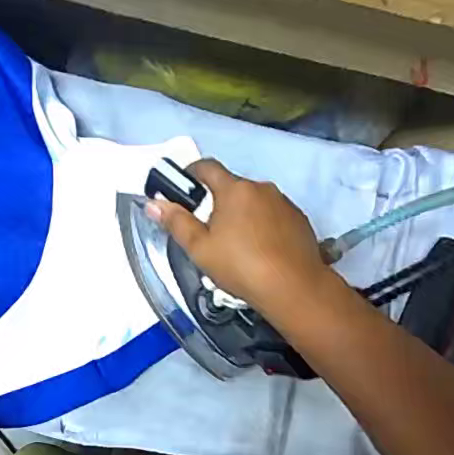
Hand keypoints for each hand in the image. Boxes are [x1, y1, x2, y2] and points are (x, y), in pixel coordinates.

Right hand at [146, 160, 341, 317]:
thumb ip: (176, 222)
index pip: (207, 167)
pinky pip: (274, 217)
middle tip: (207, 232)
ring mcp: (284, 203)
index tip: (181, 188)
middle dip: (217, 203)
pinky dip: (263, 227)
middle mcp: (262, 188)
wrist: (293, 287)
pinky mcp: (299, 220)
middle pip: (232, 187)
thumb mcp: (199, 248)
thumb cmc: (240, 266)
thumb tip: (153, 203)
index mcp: (234, 190)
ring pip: (254, 203)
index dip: (190, 173)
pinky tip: (260, 252)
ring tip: (236, 247)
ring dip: (242, 216)